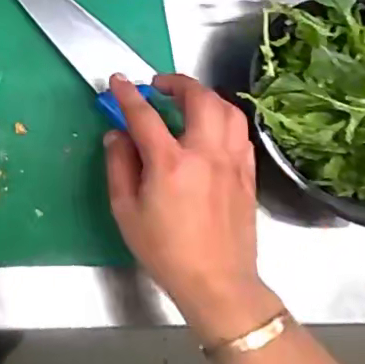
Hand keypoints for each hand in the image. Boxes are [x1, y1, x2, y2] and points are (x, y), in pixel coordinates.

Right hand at [103, 73, 281, 343]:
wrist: (217, 282)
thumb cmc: (165, 251)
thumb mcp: (126, 211)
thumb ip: (118, 166)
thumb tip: (116, 135)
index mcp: (171, 164)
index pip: (145, 116)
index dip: (128, 94)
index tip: (118, 80)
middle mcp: (206, 154)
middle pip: (199, 98)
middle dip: (177, 82)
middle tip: (158, 85)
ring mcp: (232, 162)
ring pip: (228, 109)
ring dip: (205, 96)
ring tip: (187, 100)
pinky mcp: (248, 174)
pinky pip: (239, 132)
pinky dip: (223, 119)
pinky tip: (210, 128)